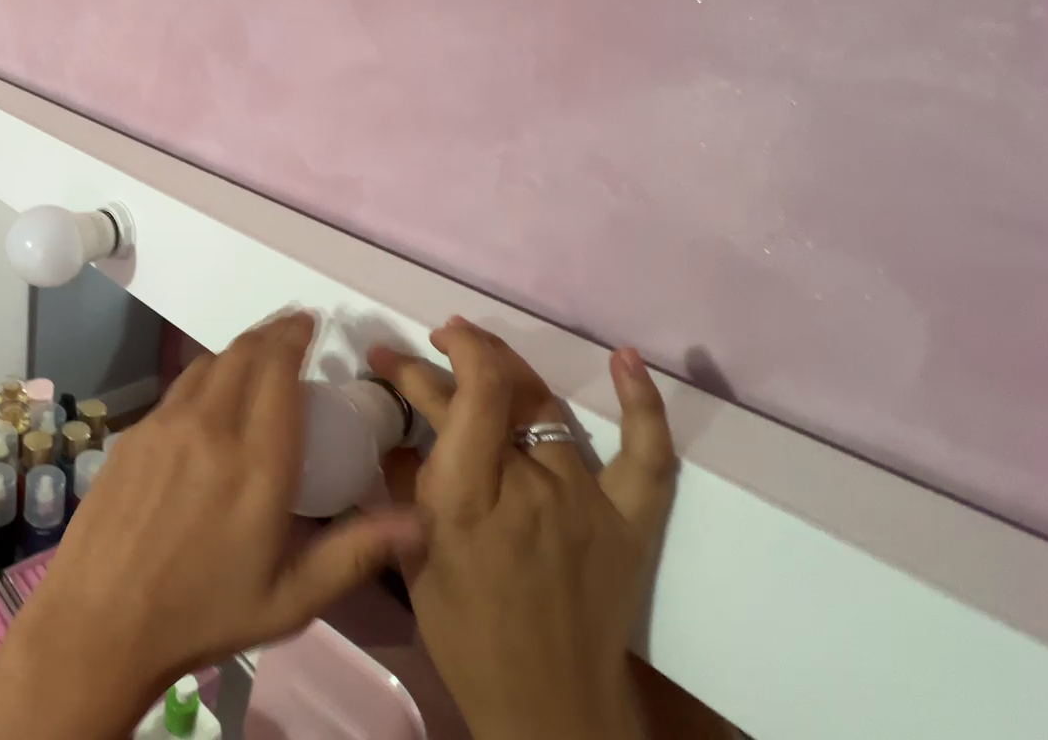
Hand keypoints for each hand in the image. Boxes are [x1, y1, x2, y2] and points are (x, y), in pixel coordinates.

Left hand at [0, 311, 420, 739]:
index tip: (310, 322)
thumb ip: (354, 552)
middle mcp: (210, 429)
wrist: (100, 620)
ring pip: (207, 364)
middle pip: (243, 355)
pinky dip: (204, 375)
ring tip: (257, 352)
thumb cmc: (202, 615)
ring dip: (238, 349)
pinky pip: (177, 389)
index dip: (295, 337)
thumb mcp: (290, 600)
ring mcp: (164, 426)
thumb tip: (419, 521)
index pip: (279, 373)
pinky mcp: (133, 435)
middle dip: (272, 331)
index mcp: (257, 464)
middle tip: (292, 326)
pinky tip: (210, 396)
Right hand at [370, 317, 677, 739]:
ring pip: (548, 410)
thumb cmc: (463, 632)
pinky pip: (647, 453)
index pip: (466, 397)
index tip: (405, 348)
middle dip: (457, 356)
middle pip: (500, 394)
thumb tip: (400, 437)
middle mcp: (531, 487)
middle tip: (428, 346)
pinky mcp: (631, 520)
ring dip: (507, 374)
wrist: (548, 701)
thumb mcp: (413, 556)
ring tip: (480, 357)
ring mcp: (589, 500)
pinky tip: (626, 358)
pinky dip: (641, 402)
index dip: (438, 357)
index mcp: (468, 499)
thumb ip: (406, 489)